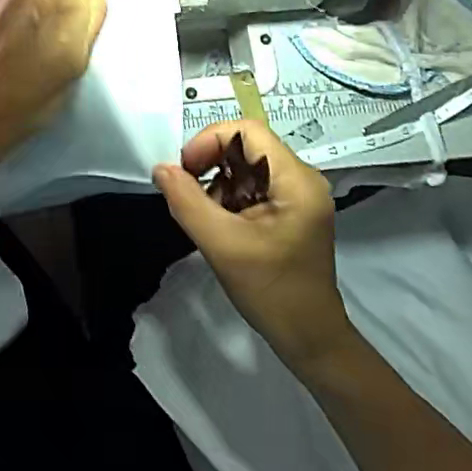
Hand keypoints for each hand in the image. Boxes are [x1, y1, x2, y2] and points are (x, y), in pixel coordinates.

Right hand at [152, 119, 354, 367]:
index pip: (248, 131)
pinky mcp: (292, 210)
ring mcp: (299, 195)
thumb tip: (161, 169)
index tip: (185, 171)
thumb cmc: (271, 291)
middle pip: (248, 145)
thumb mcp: (223, 246)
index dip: (210, 141)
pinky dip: (231, 196)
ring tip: (206, 214)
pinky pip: (254, 185)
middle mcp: (302, 178)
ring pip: (248, 165)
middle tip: (187, 191)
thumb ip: (188, 202)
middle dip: (212, 163)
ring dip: (219, 182)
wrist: (310, 339)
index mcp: (296, 180)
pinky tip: (220, 223)